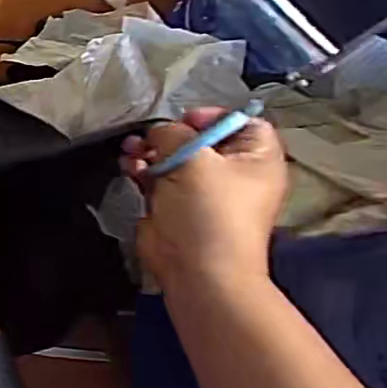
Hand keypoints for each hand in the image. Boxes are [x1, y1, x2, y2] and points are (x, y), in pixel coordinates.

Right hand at [121, 108, 287, 287]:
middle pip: (200, 139)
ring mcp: (201, 191)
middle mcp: (232, 173)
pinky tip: (130, 168)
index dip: (213, 115)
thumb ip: (173, 134)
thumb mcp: (194, 160)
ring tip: (131, 150)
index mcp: (256, 159)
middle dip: (171, 134)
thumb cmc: (208, 212)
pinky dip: (143, 171)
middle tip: (150, 136)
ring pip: (174, 158)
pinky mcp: (175, 207)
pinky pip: (158, 179)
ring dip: (150, 151)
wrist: (197, 271)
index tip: (185, 119)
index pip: (241, 122)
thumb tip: (159, 133)